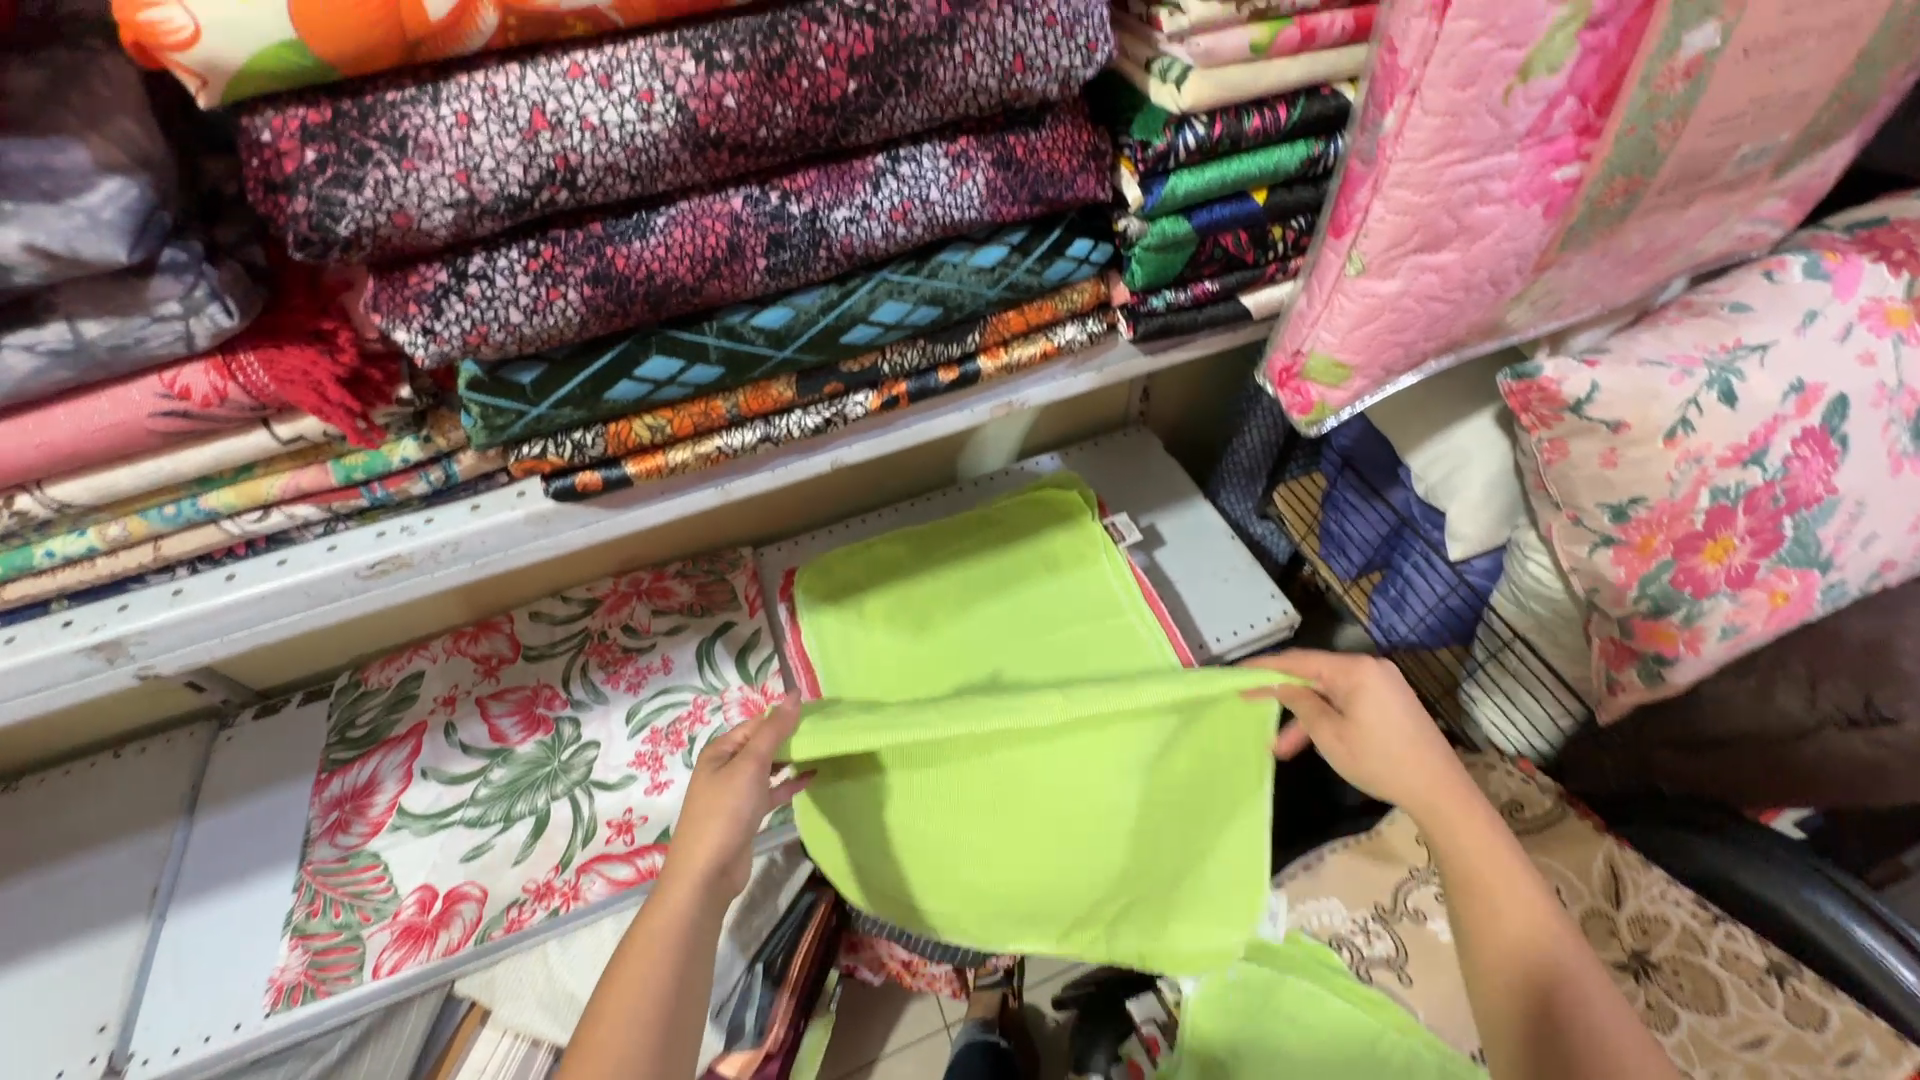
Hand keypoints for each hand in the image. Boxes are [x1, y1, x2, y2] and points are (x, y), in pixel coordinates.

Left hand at [658, 699, 811, 903]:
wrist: (707, 872)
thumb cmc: (726, 811)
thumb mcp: (751, 765)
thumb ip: (774, 730)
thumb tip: (794, 695)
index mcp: (722, 750)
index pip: (758, 723)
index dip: (785, 716)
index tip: (818, 714)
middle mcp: (726, 767)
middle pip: (763, 744)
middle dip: (791, 737)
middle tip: (825, 732)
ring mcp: (736, 792)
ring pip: (769, 768)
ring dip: (792, 760)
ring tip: (823, 751)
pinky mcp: (747, 814)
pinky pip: (772, 791)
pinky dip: (789, 784)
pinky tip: (812, 777)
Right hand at [1240, 650, 1473, 822]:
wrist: (1439, 790)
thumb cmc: (1379, 761)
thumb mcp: (1329, 735)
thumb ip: (1300, 703)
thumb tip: (1280, 684)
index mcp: (1354, 670)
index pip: (1298, 660)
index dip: (1264, 666)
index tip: (1236, 672)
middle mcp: (1369, 668)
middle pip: (1313, 674)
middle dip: (1283, 696)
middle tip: (1250, 705)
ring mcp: (1382, 683)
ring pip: (1329, 692)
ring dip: (1305, 715)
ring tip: (1283, 749)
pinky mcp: (1390, 700)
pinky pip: (1347, 700)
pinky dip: (1327, 717)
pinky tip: (1313, 741)